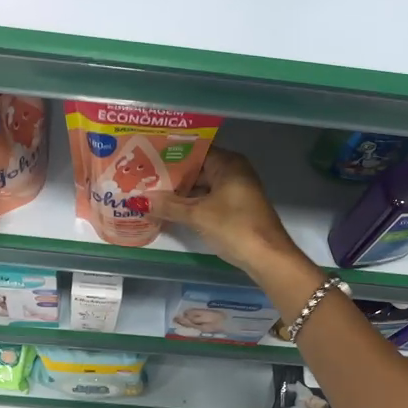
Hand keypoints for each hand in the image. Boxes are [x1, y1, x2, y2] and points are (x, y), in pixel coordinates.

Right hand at [146, 148, 303, 275]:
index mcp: (228, 163)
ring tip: (150, 194)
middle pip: (197, 169)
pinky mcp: (235, 209)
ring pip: (202, 187)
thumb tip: (140, 199)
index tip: (146, 159)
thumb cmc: (234, 226)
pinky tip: (170, 210)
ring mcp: (236, 191)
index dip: (170, 156)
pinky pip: (208, 200)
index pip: (194, 151)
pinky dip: (191, 204)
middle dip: (172, 177)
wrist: (267, 257)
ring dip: (180, 193)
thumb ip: (169, 206)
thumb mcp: (197, 215)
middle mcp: (234, 171)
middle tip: (142, 178)